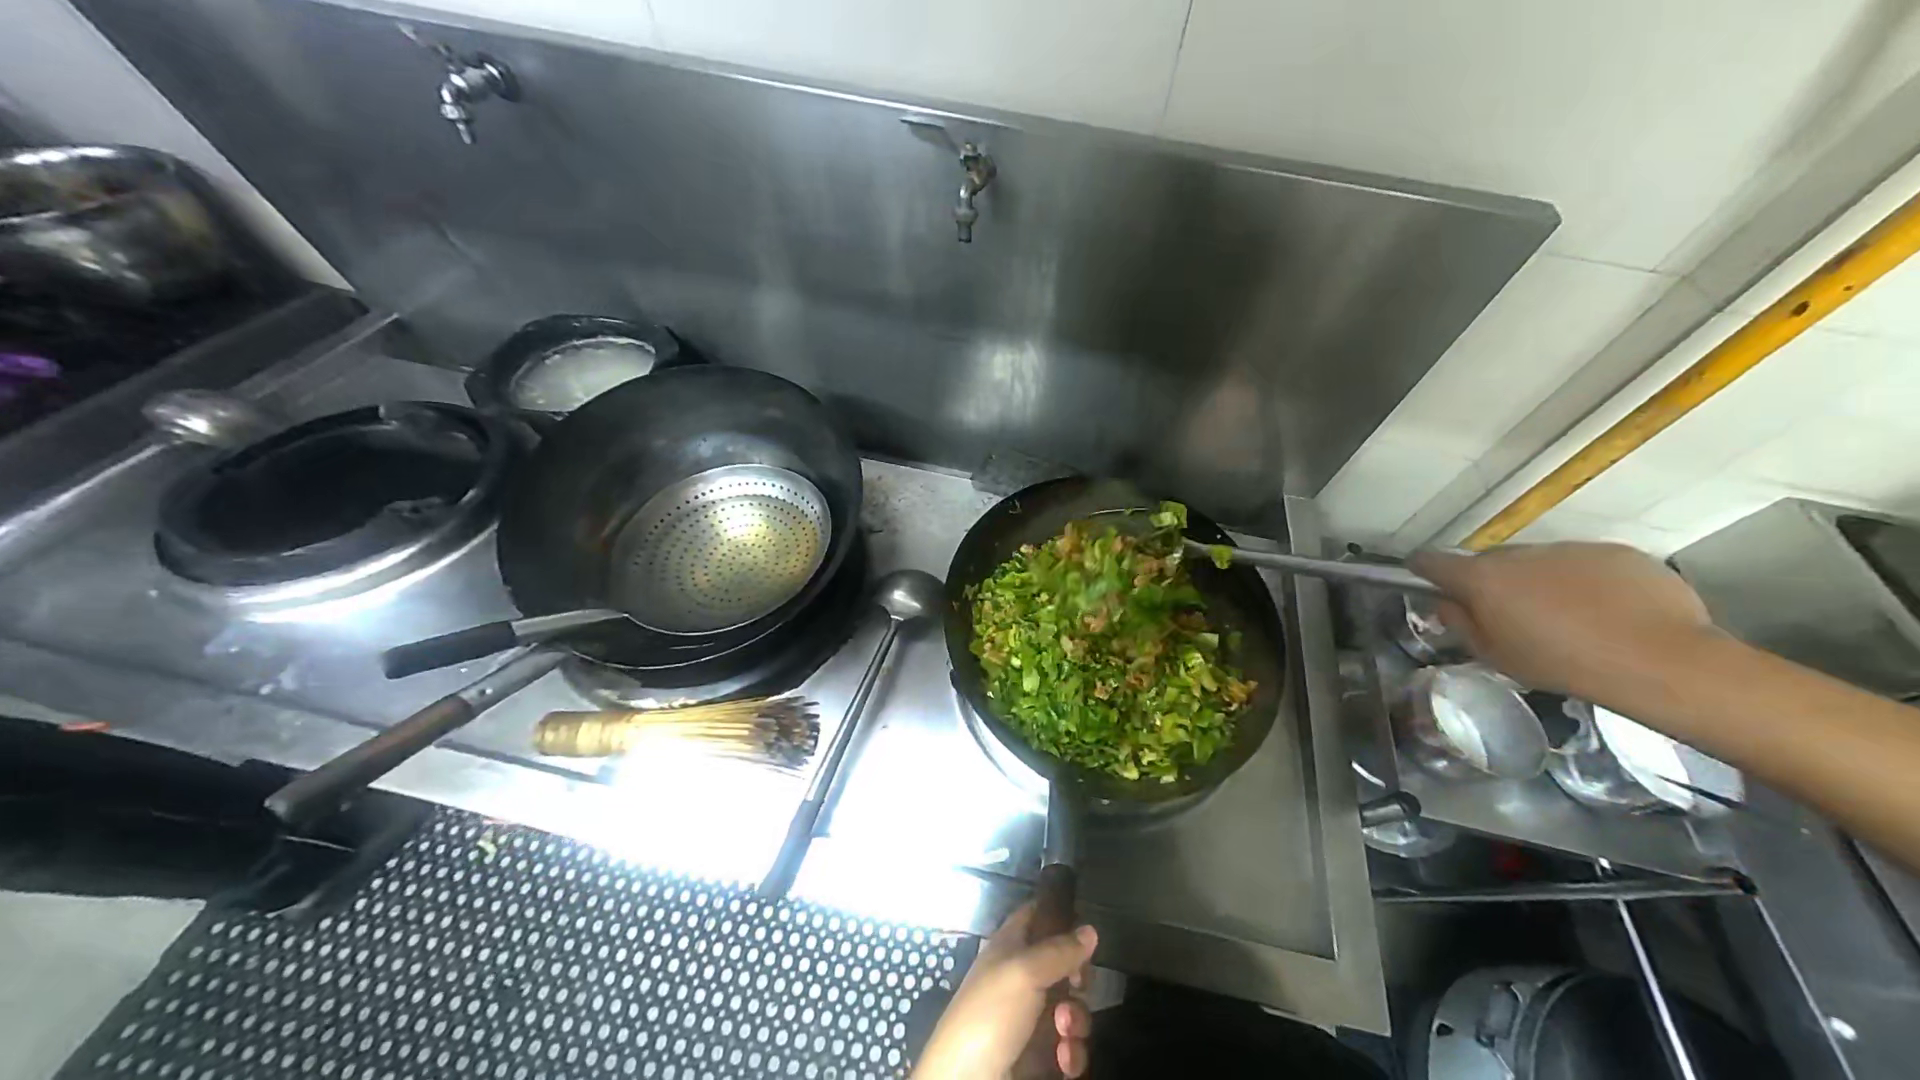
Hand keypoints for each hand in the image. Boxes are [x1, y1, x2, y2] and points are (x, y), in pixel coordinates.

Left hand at [912, 902, 1097, 1079]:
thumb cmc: (990, 1014)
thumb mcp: (1023, 972)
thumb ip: (1059, 950)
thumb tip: (1090, 930)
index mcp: (1009, 947)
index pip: (1036, 916)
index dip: (1060, 917)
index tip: (1085, 930)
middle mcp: (1021, 978)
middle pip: (1063, 966)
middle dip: (1079, 978)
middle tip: (1078, 987)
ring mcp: (1030, 1019)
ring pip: (1071, 1008)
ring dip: (1077, 1020)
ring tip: (1064, 1033)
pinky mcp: (1039, 1056)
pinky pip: (1069, 1047)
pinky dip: (1072, 1054)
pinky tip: (1064, 1061)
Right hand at [1411, 542, 1719, 698]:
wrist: (1659, 658)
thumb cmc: (1562, 663)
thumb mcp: (1495, 656)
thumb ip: (1461, 624)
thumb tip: (1450, 603)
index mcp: (1482, 578)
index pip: (1432, 561)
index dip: (1422, 569)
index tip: (1424, 579)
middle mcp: (1519, 553)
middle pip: (1490, 561)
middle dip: (1491, 581)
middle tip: (1509, 613)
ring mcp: (1569, 548)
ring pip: (1538, 562)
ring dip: (1539, 581)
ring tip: (1567, 616)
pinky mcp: (1615, 552)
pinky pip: (1584, 564)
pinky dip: (1585, 582)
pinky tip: (1606, 612)